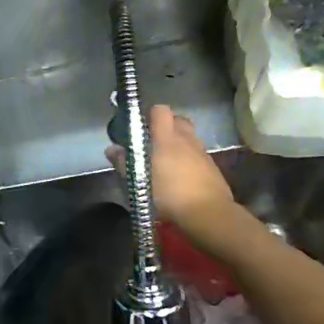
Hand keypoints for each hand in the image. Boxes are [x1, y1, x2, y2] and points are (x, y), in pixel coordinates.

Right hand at [105, 105, 236, 231]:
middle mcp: (186, 139)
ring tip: (166, 160)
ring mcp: (202, 152)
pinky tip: (181, 175)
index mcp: (167, 138)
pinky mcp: (212, 166)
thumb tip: (111, 149)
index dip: (150, 114)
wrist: (208, 213)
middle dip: (166, 127)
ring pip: (189, 137)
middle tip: (153, 143)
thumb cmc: (169, 195)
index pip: (160, 110)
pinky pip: (197, 153)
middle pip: (178, 120)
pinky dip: (188, 157)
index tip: (140, 127)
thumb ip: (124, 163)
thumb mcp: (139, 182)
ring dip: (178, 143)